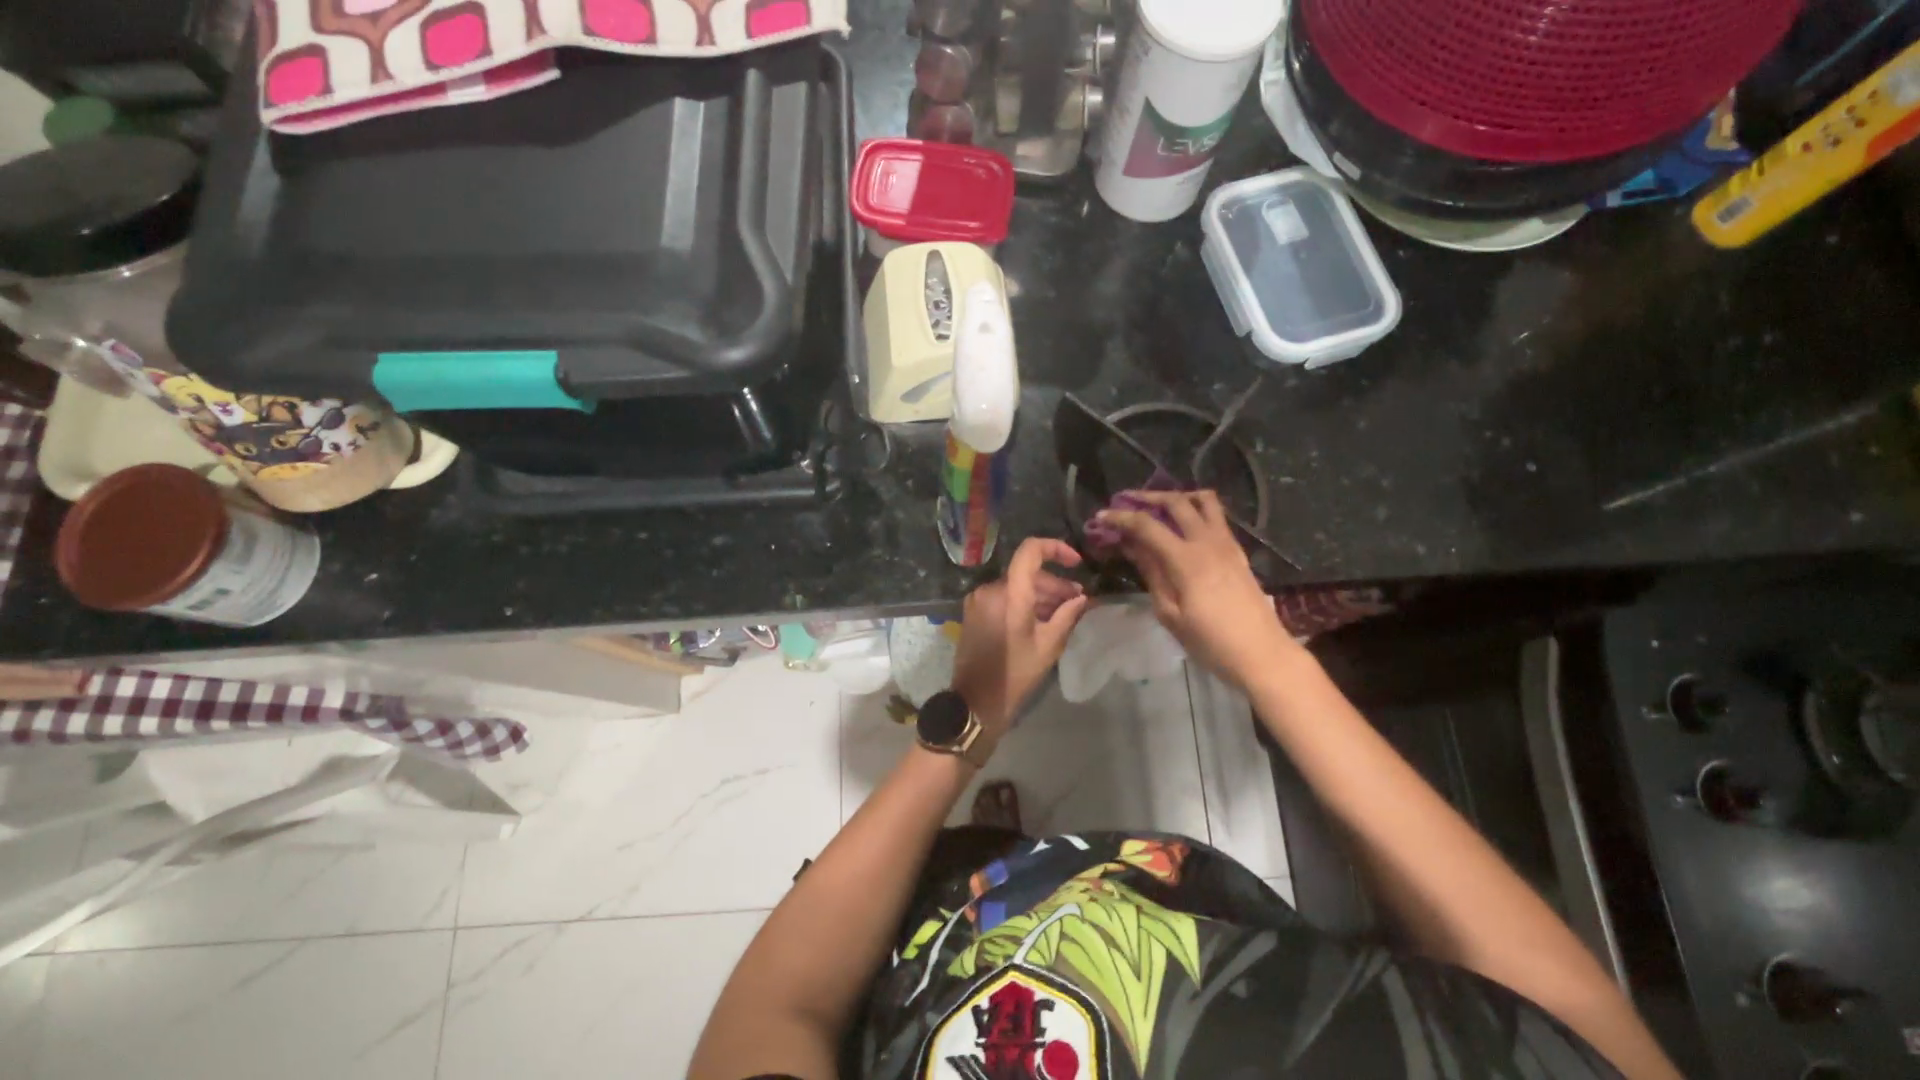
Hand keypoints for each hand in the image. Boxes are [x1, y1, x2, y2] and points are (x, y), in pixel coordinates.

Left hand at [950, 538, 1091, 749]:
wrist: (976, 701)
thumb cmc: (1015, 674)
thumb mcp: (1048, 646)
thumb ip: (1067, 615)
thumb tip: (1081, 598)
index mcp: (1010, 594)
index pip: (1030, 551)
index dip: (1055, 548)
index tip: (1076, 563)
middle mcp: (990, 589)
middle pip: (1027, 573)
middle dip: (1054, 584)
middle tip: (1077, 601)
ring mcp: (978, 600)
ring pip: (1015, 586)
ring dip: (1040, 595)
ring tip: (1063, 613)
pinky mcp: (973, 612)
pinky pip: (1003, 598)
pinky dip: (1022, 603)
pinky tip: (1040, 620)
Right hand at [1096, 490, 1303, 686]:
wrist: (1261, 653)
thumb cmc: (1210, 641)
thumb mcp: (1170, 614)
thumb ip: (1152, 574)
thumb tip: (1132, 546)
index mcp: (1186, 559)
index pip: (1147, 525)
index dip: (1121, 517)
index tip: (1101, 516)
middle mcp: (1207, 542)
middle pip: (1176, 502)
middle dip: (1147, 498)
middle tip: (1126, 502)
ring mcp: (1227, 543)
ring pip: (1203, 501)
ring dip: (1177, 497)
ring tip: (1159, 506)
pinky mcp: (1238, 551)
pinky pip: (1216, 517)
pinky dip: (1196, 510)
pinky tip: (1184, 525)